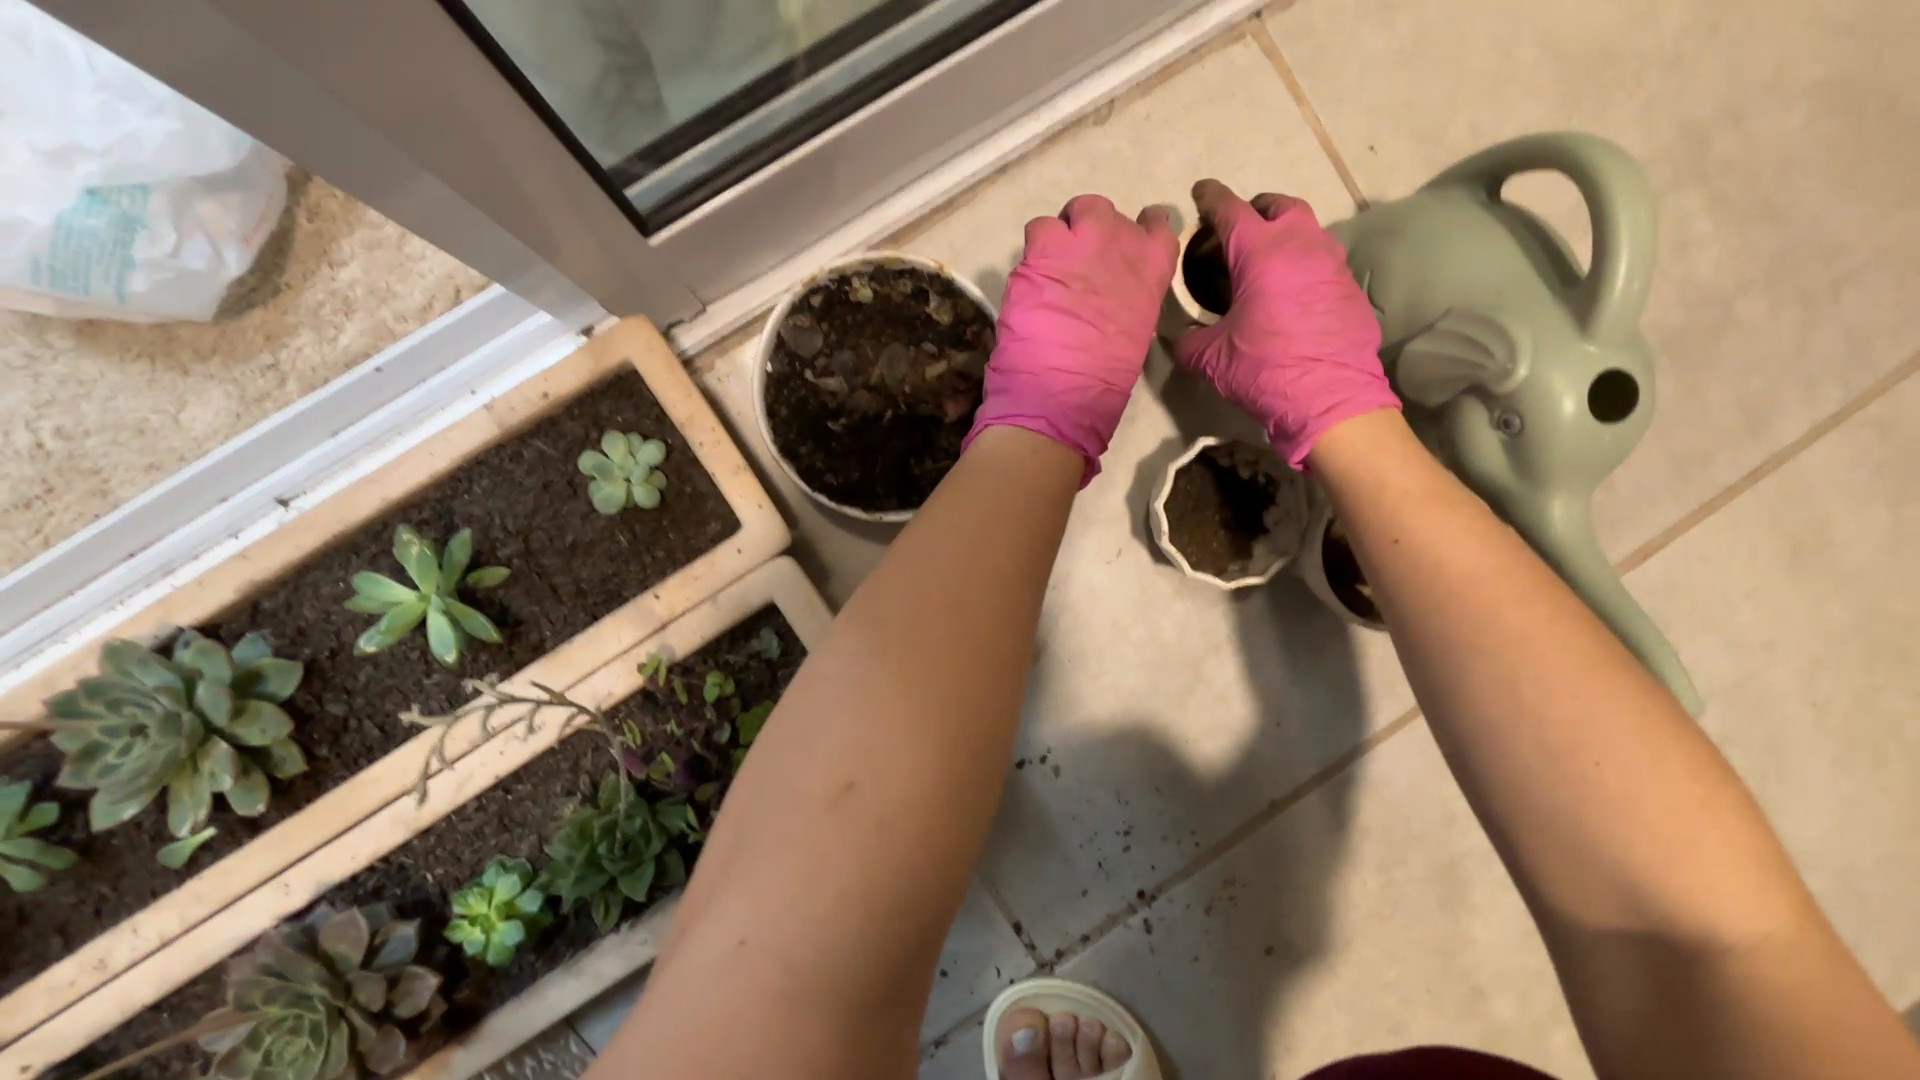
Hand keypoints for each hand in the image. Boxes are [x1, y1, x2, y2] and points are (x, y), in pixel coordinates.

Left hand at [964, 194, 1178, 484]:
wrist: (1064, 385)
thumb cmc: (1106, 375)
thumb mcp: (1135, 330)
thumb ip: (1128, 298)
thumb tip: (1110, 296)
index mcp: (1153, 267)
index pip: (1157, 224)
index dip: (1138, 230)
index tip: (1123, 244)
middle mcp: (1123, 241)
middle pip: (1104, 212)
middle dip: (1090, 229)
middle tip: (1076, 260)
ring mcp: (1084, 238)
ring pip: (1071, 213)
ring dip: (1061, 234)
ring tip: (1050, 267)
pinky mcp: (1045, 245)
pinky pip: (1039, 228)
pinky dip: (1034, 250)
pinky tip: (1031, 278)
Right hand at [1173, 180, 1398, 468]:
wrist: (1330, 398)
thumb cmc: (1264, 368)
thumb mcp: (1211, 357)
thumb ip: (1187, 339)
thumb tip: (1177, 336)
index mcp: (1260, 251)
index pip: (1230, 209)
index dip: (1210, 198)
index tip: (1200, 191)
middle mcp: (1300, 244)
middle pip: (1278, 206)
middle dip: (1255, 210)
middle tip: (1236, 230)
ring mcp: (1331, 263)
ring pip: (1307, 230)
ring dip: (1284, 235)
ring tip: (1263, 261)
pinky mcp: (1349, 287)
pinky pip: (1322, 261)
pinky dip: (1302, 265)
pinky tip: (1290, 293)